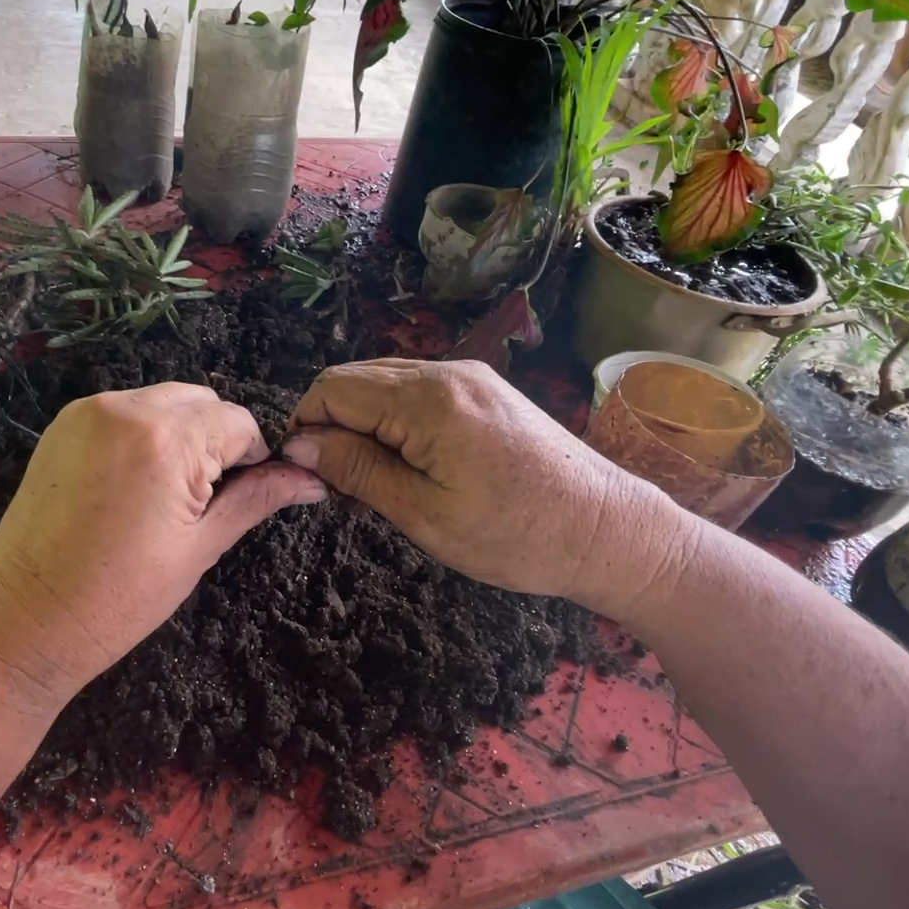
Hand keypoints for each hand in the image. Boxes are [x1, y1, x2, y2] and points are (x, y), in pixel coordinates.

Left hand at [0, 383, 325, 703]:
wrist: (23, 620)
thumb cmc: (119, 598)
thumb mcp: (199, 547)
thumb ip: (256, 499)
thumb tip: (312, 480)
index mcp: (164, 438)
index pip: (237, 421)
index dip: (251, 457)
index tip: (237, 497)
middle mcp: (124, 408)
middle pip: (200, 402)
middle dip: (215, 440)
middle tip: (201, 500)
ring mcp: (87, 412)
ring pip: (162, 402)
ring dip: (179, 434)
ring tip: (164, 495)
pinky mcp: (63, 425)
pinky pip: (125, 411)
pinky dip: (142, 434)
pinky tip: (131, 484)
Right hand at [283, 359, 701, 621]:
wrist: (608, 532)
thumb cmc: (515, 536)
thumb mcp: (423, 514)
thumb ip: (357, 470)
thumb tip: (300, 445)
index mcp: (427, 400)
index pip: (333, 389)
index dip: (306, 427)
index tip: (307, 475)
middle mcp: (446, 372)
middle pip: (356, 380)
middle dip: (332, 426)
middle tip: (339, 486)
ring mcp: (469, 377)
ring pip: (385, 384)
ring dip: (363, 425)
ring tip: (373, 481)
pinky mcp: (485, 390)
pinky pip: (417, 392)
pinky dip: (394, 421)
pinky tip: (406, 463)